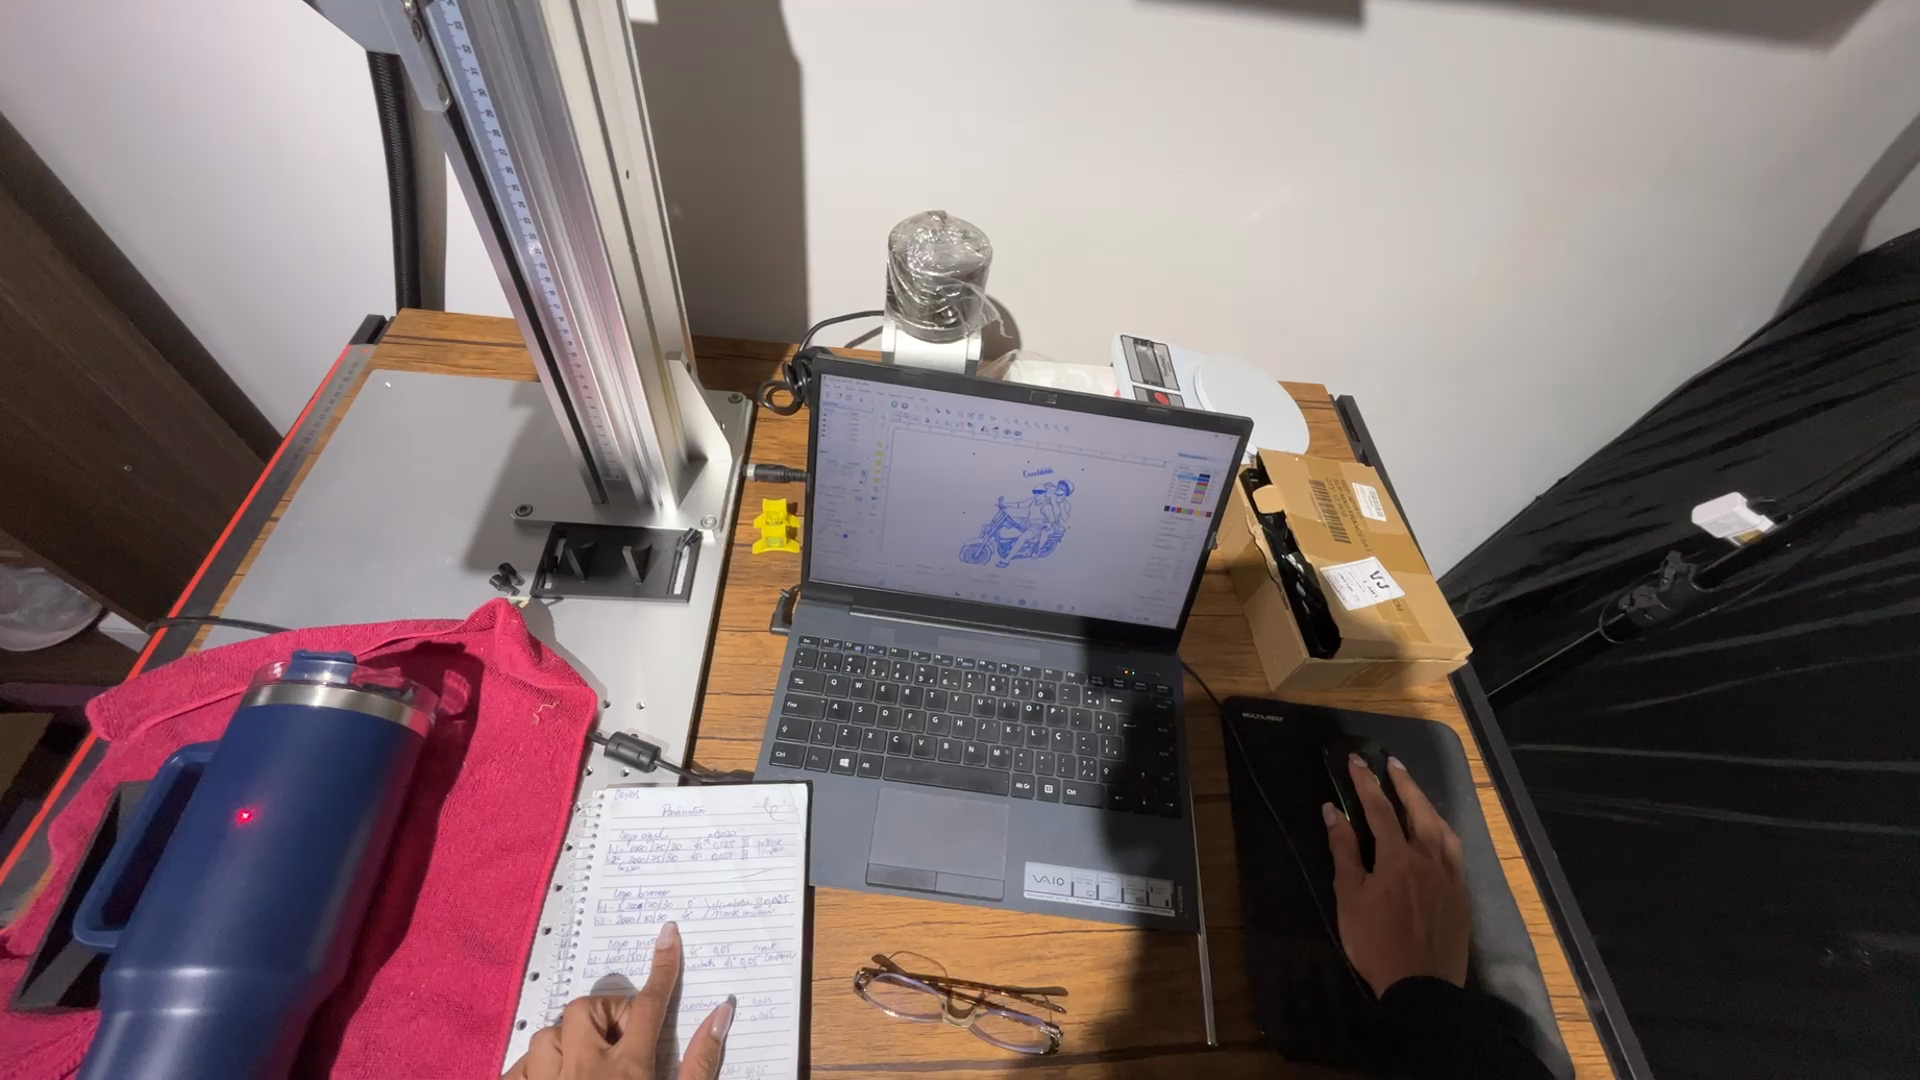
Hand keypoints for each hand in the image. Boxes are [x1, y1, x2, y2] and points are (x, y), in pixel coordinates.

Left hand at [503, 922, 734, 1079]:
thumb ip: (701, 1061)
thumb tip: (722, 1010)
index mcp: (628, 1072)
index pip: (650, 1002)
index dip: (663, 965)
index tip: (668, 934)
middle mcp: (582, 1074)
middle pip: (587, 1009)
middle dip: (605, 1013)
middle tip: (622, 1038)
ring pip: (547, 1035)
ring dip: (566, 1039)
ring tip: (584, 1063)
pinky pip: (516, 1072)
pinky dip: (533, 1071)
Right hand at [1323, 755, 1469, 996]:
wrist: (1423, 989)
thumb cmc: (1376, 940)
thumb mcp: (1349, 894)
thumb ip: (1344, 849)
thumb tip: (1332, 810)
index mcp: (1398, 857)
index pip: (1380, 809)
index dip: (1366, 782)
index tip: (1356, 760)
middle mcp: (1429, 859)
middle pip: (1419, 811)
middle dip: (1404, 784)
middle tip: (1392, 764)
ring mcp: (1451, 878)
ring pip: (1443, 830)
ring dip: (1427, 806)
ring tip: (1416, 793)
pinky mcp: (1462, 896)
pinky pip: (1455, 852)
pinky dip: (1442, 832)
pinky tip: (1437, 835)